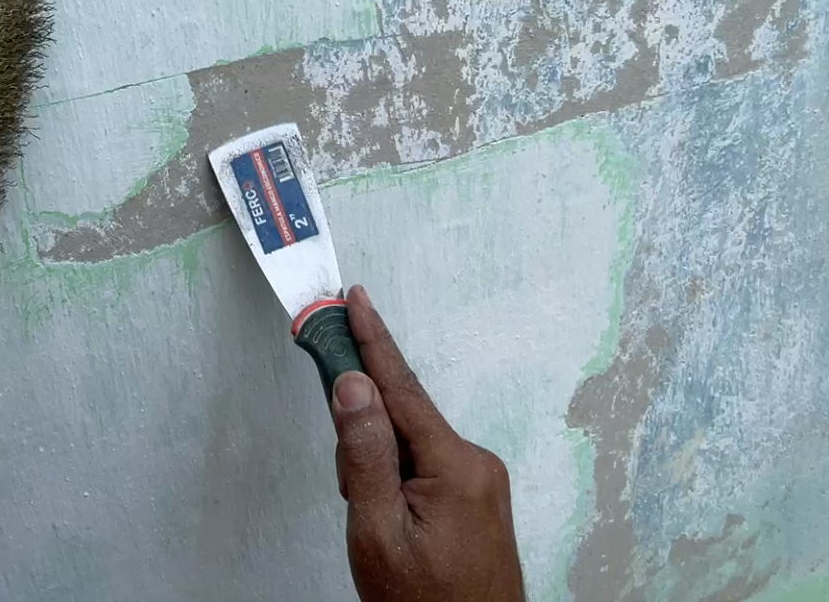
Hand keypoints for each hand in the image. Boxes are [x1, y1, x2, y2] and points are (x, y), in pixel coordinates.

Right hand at [331, 285, 525, 601]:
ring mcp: (477, 480)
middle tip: (352, 480)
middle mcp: (474, 461)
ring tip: (374, 520)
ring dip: (376, 462)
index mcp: (455, 464)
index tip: (354, 297)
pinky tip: (388, 513)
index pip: (400, 386)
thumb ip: (363, 453)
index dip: (371, 338)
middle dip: (363, 430)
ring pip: (406, 441)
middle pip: (400, 415)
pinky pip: (420, 461)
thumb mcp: (378, 532)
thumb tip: (352, 383)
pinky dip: (392, 474)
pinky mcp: (473, 496)